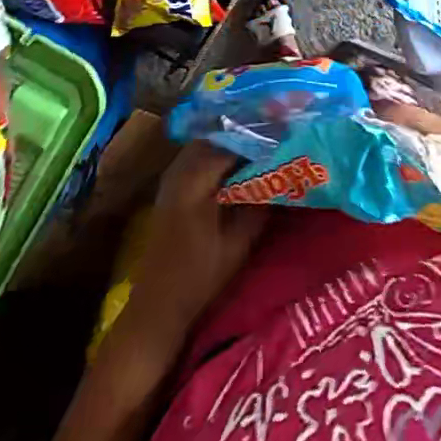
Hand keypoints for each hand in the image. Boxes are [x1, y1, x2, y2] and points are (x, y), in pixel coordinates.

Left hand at [130, 141, 270, 329]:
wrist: (158, 301)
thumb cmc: (200, 276)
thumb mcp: (238, 244)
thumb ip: (258, 207)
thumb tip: (278, 179)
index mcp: (194, 180)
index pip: (230, 145)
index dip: (257, 142)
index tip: (281, 143)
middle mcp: (178, 171)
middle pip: (214, 139)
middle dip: (242, 140)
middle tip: (270, 147)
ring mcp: (170, 178)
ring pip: (202, 148)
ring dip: (228, 148)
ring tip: (257, 157)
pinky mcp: (169, 189)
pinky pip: (193, 160)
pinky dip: (214, 159)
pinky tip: (234, 173)